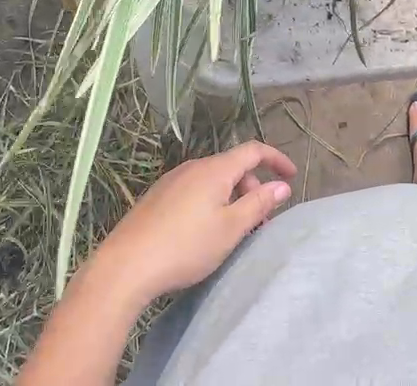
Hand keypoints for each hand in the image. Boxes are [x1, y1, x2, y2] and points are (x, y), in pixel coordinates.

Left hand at [78, 140, 296, 306]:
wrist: (125, 266)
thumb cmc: (185, 247)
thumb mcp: (230, 228)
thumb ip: (258, 204)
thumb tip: (282, 186)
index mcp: (215, 169)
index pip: (253, 150)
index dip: (276, 159)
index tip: (292, 176)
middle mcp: (193, 167)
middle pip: (233, 166)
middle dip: (252, 187)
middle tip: (260, 221)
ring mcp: (172, 181)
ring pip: (213, 180)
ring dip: (231, 197)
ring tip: (234, 230)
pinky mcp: (157, 197)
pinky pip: (194, 190)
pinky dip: (211, 202)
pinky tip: (204, 231)